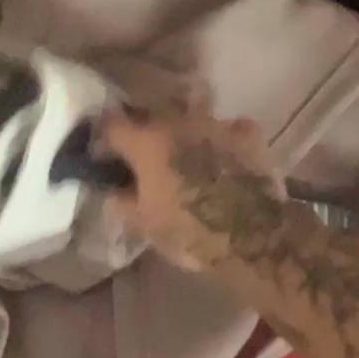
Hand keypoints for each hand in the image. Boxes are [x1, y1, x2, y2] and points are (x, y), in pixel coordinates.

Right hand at [96, 99, 314, 273]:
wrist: (255, 238)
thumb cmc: (189, 231)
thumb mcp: (143, 224)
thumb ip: (121, 201)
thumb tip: (113, 191)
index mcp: (146, 141)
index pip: (110, 124)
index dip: (103, 138)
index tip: (104, 154)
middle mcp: (177, 122)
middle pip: (152, 118)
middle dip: (145, 136)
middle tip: (147, 161)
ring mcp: (215, 124)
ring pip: (190, 120)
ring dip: (184, 136)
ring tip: (189, 159)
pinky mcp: (248, 135)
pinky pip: (228, 129)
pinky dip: (223, 139)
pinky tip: (225, 156)